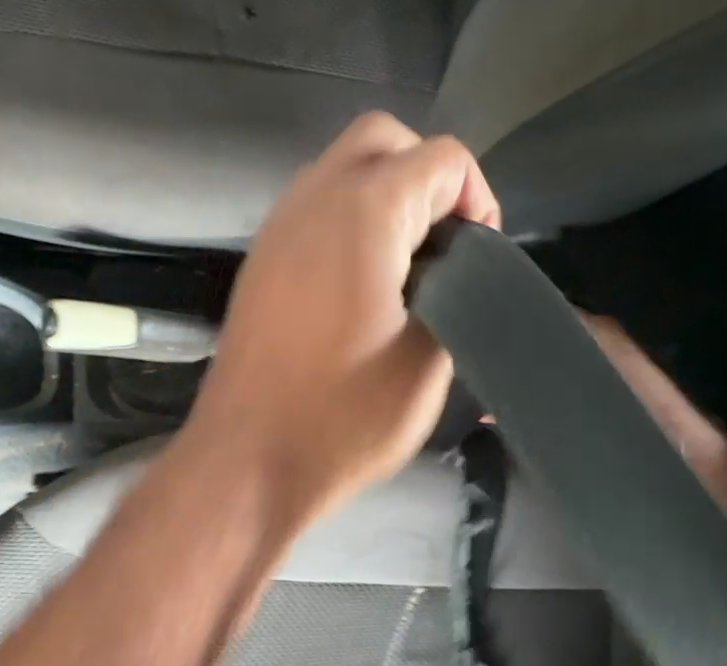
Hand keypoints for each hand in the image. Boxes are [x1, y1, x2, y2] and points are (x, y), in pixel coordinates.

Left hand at [178, 112, 500, 524]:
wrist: (245, 464)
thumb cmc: (340, 422)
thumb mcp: (426, 362)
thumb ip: (455, 292)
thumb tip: (451, 269)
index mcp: (362, 213)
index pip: (442, 159)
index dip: (478, 199)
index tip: (481, 260)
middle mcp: (310, 202)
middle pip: (382, 140)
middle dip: (428, 177)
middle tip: (448, 247)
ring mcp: (275, 233)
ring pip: (338, 171)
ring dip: (384, 197)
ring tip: (409, 268)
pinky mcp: (257, 267)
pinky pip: (310, 213)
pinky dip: (346, 224)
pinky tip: (363, 287)